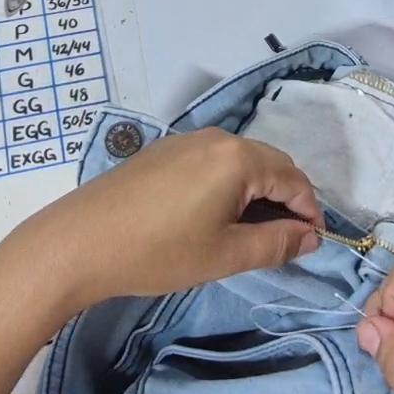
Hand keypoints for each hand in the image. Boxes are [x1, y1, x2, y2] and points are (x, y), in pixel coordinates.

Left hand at [5, 129, 322, 314]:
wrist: (80, 241)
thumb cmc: (159, 252)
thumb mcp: (225, 255)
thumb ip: (277, 244)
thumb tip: (310, 236)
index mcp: (238, 157)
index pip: (293, 178)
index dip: (310, 211)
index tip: (313, 243)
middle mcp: (217, 138)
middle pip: (270, 163)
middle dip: (285, 199)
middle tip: (284, 241)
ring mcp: (188, 140)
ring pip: (242, 161)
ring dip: (258, 192)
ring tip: (251, 233)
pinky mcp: (166, 151)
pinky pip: (215, 161)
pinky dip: (230, 185)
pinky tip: (216, 215)